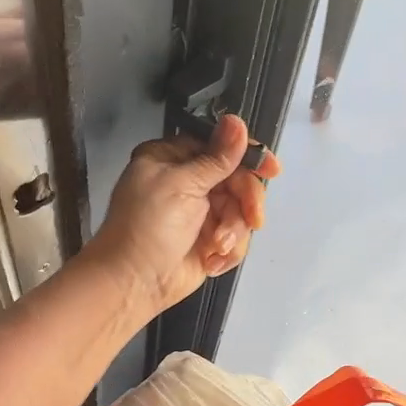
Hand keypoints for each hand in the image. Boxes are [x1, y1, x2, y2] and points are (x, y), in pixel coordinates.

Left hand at [84, 114, 281, 312]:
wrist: (134, 283)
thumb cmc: (145, 228)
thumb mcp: (181, 185)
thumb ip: (216, 159)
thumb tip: (237, 123)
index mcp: (173, 159)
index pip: (220, 148)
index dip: (248, 157)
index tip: (271, 169)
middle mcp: (187, 183)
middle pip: (237, 181)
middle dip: (245, 202)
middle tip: (252, 219)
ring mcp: (199, 214)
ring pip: (240, 212)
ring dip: (233, 231)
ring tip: (216, 247)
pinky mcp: (208, 242)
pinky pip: (236, 239)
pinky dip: (229, 251)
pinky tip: (212, 261)